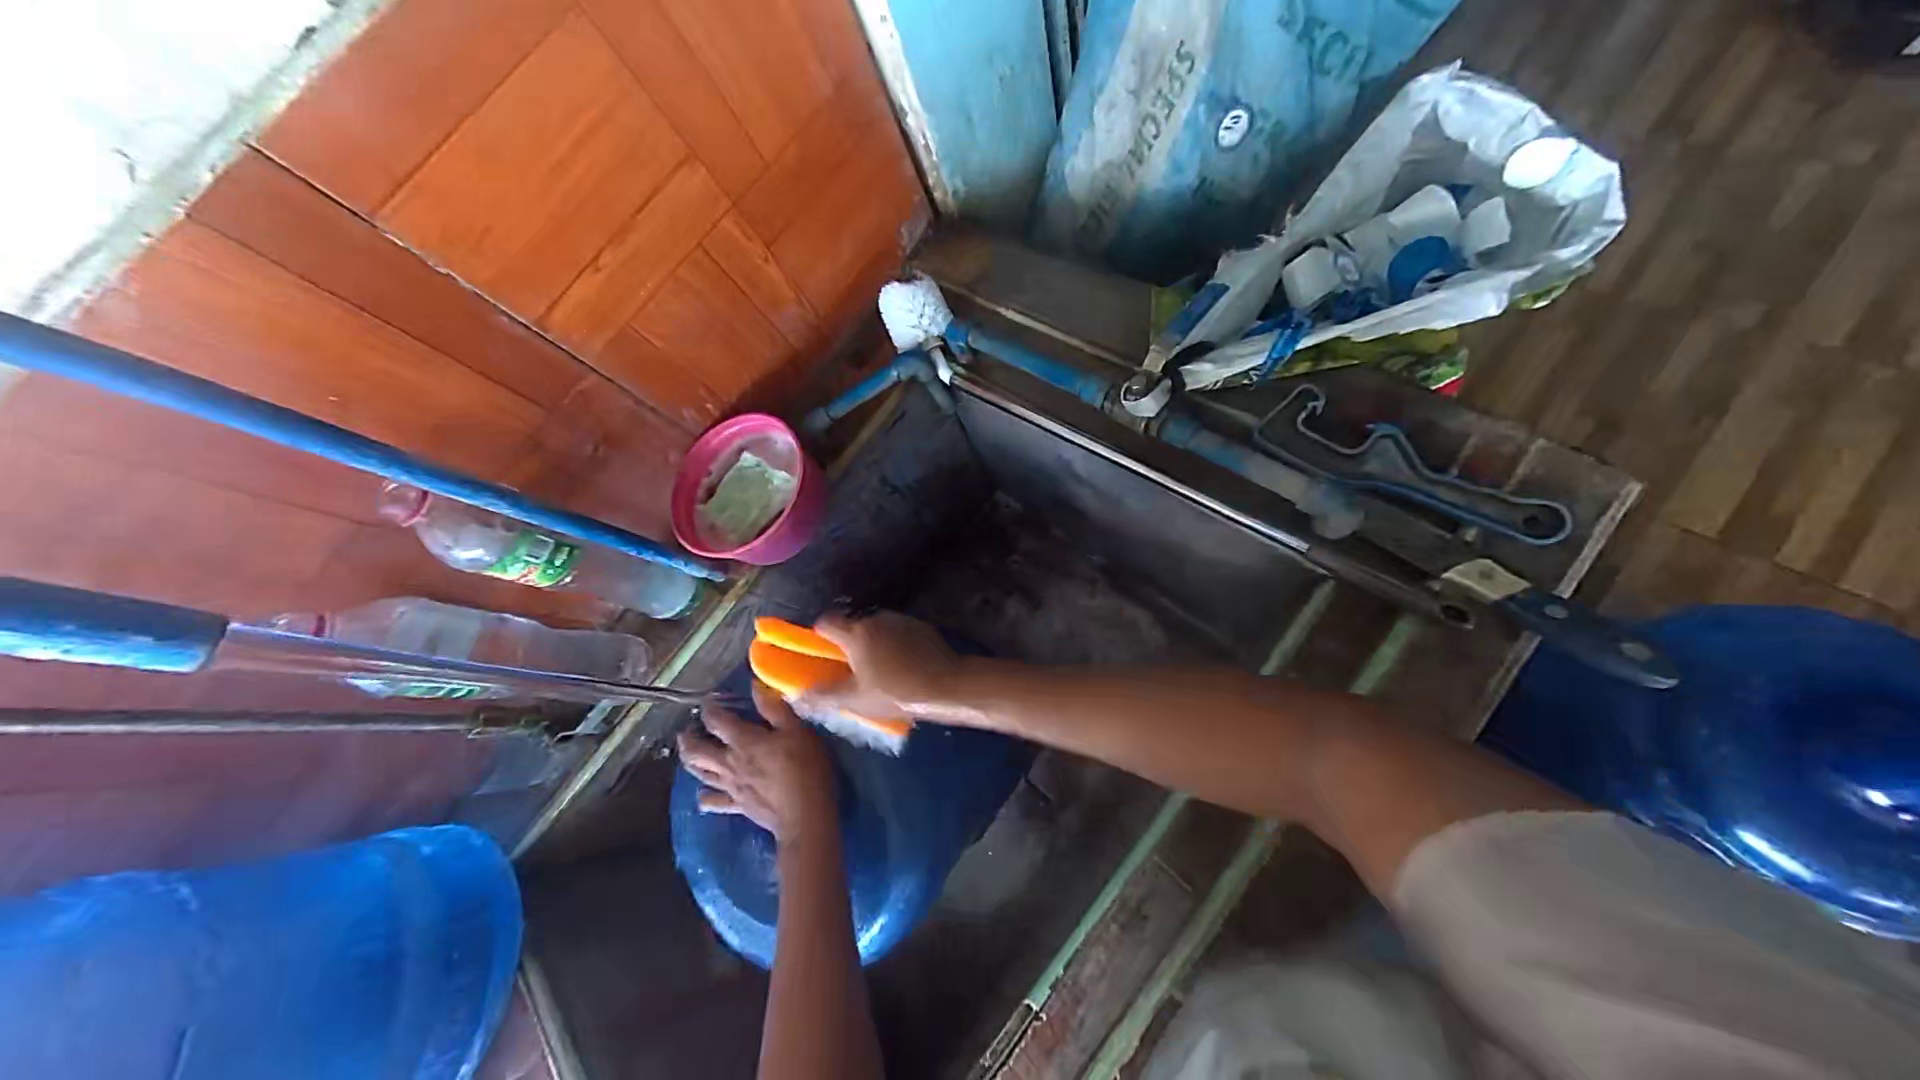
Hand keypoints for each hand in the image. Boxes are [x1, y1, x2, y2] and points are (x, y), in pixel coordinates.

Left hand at [678, 681, 835, 843]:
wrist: (803, 815)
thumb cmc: (804, 767)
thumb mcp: (796, 730)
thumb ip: (774, 708)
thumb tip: (755, 686)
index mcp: (743, 741)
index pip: (716, 720)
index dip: (710, 708)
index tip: (710, 701)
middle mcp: (729, 762)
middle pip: (696, 749)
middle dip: (688, 737)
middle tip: (688, 729)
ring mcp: (730, 786)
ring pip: (699, 772)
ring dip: (690, 761)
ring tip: (689, 753)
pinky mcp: (736, 806)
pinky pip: (713, 801)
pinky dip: (705, 796)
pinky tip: (703, 793)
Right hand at [810, 611, 965, 716]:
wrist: (947, 686)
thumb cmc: (896, 694)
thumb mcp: (856, 700)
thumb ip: (824, 695)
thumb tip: (799, 694)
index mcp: (856, 633)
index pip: (826, 622)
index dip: (820, 636)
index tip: (824, 653)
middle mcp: (876, 619)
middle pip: (853, 627)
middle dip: (851, 644)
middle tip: (855, 670)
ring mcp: (901, 620)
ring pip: (877, 629)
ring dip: (875, 643)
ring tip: (883, 670)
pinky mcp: (921, 626)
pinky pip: (898, 632)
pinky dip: (896, 644)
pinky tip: (905, 665)